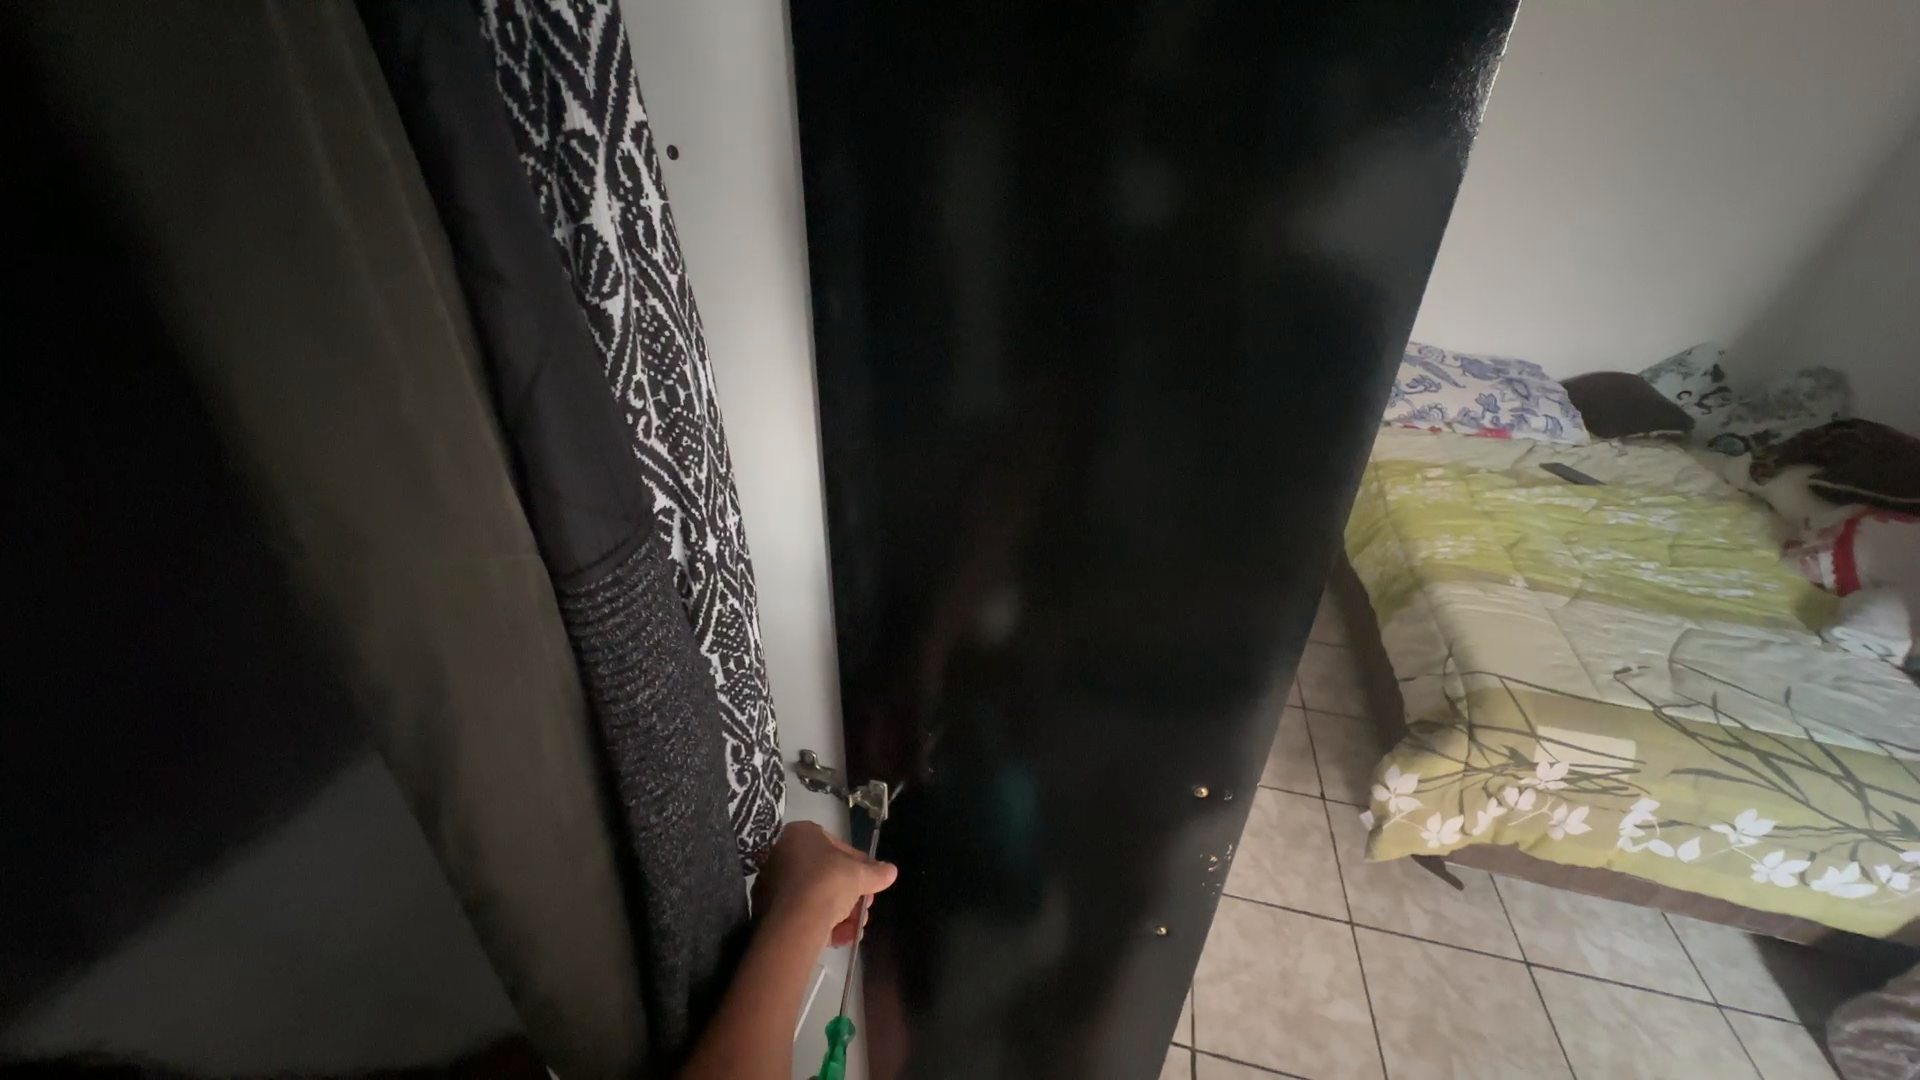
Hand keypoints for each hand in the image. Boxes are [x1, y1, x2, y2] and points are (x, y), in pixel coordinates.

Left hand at [753, 821, 897, 947]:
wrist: (796, 921)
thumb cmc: (828, 882)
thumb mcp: (859, 875)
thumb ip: (875, 873)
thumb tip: (892, 871)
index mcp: (801, 833)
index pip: (836, 846)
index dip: (858, 864)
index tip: (870, 881)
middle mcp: (782, 853)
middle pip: (826, 873)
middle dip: (850, 893)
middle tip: (865, 908)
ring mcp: (773, 883)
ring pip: (816, 896)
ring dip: (841, 912)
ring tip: (857, 928)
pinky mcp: (769, 911)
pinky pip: (803, 913)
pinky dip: (823, 923)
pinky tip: (842, 937)